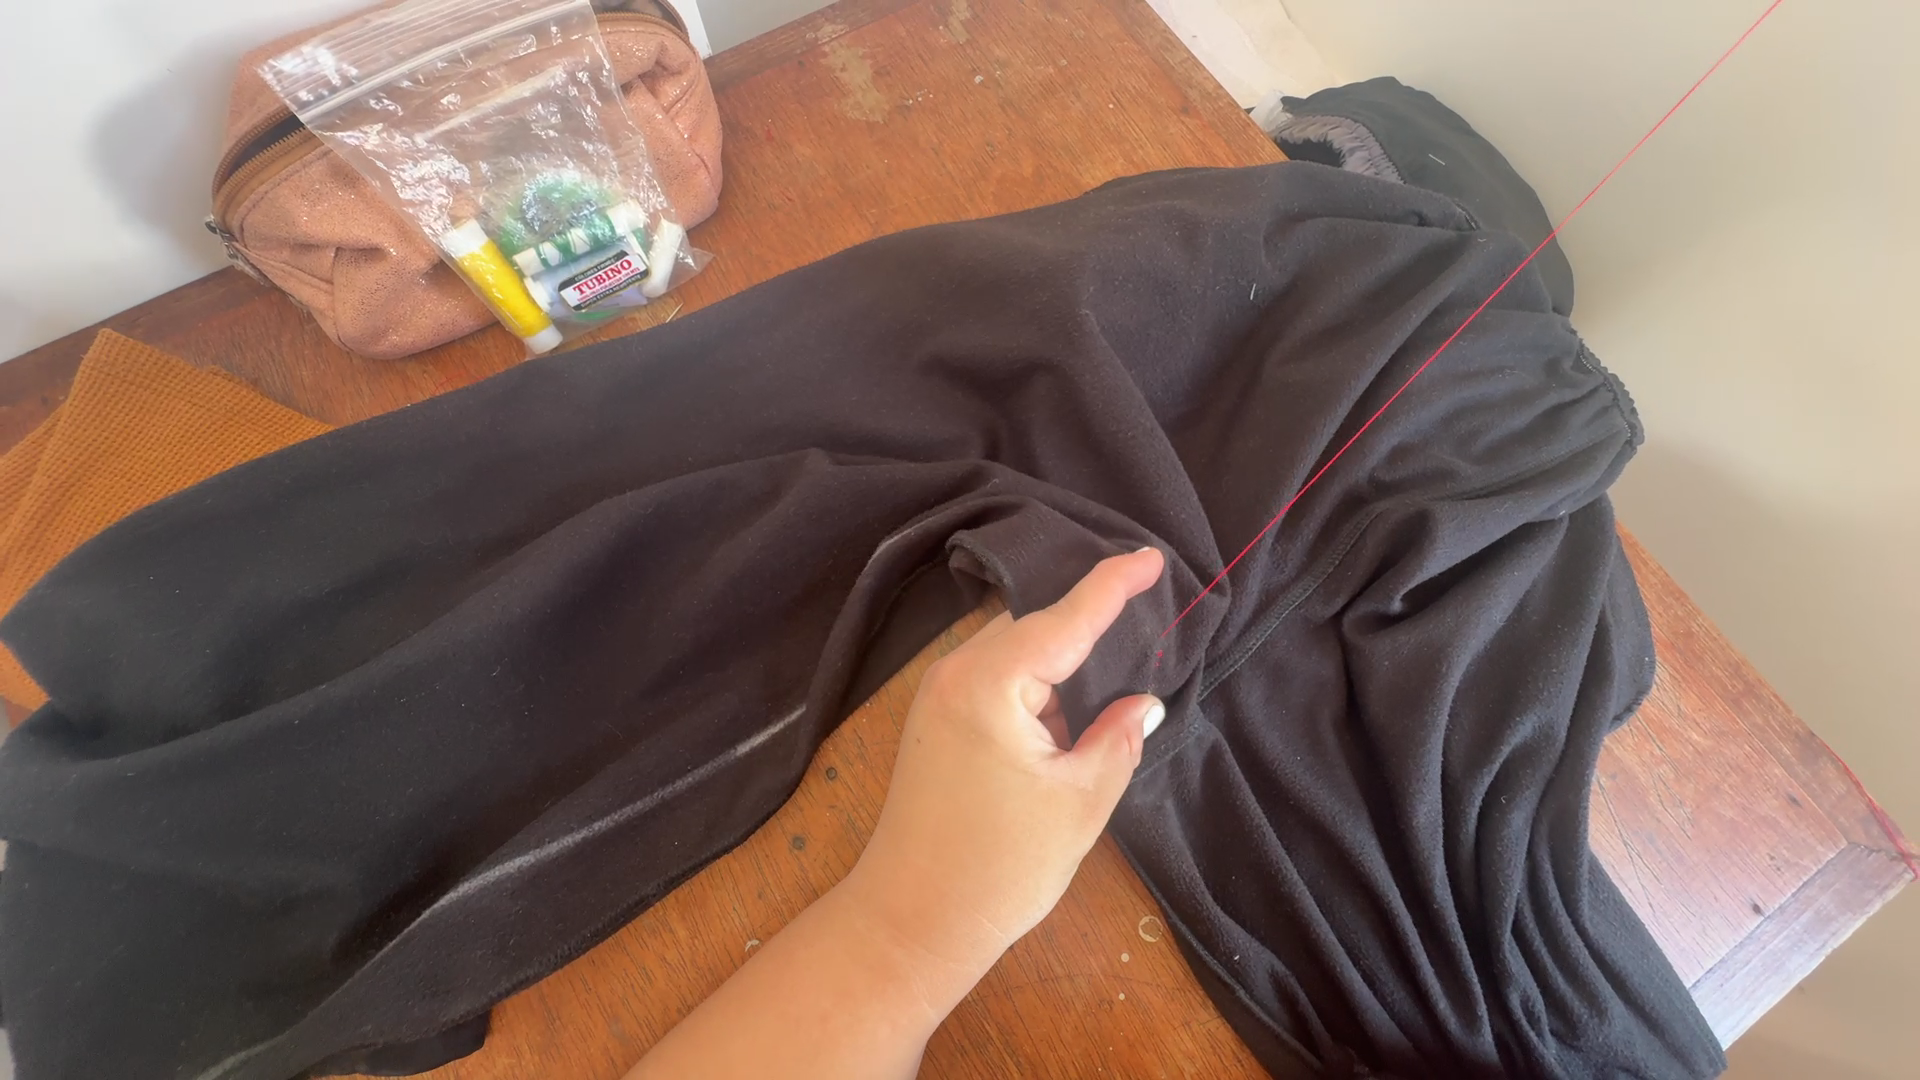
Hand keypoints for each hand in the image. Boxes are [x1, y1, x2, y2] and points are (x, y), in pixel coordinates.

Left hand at [844, 547, 1166, 974]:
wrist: (910, 922)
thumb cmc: (999, 867)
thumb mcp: (1078, 803)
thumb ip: (1117, 739)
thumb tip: (1143, 701)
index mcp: (989, 683)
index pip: (1065, 619)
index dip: (1112, 585)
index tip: (1150, 556)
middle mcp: (955, 673)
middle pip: (1033, 630)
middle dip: (1086, 631)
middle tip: (1141, 631)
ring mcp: (937, 694)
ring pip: (1013, 655)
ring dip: (1059, 668)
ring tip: (1102, 693)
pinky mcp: (934, 719)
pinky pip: (993, 680)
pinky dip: (1032, 690)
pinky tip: (1058, 723)